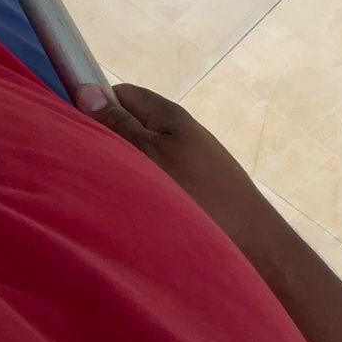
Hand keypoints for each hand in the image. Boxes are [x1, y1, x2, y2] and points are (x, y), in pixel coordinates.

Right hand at [76, 82, 283, 260]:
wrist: (261, 252)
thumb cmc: (200, 195)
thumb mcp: (149, 156)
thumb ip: (117, 124)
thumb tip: (85, 88)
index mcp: (169, 114)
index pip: (122, 93)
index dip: (97, 105)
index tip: (79, 129)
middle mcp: (181, 132)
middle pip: (131, 124)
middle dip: (111, 141)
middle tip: (93, 164)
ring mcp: (192, 162)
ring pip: (144, 155)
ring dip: (128, 168)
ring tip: (116, 191)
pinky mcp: (200, 190)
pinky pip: (160, 178)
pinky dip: (146, 189)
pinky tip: (140, 209)